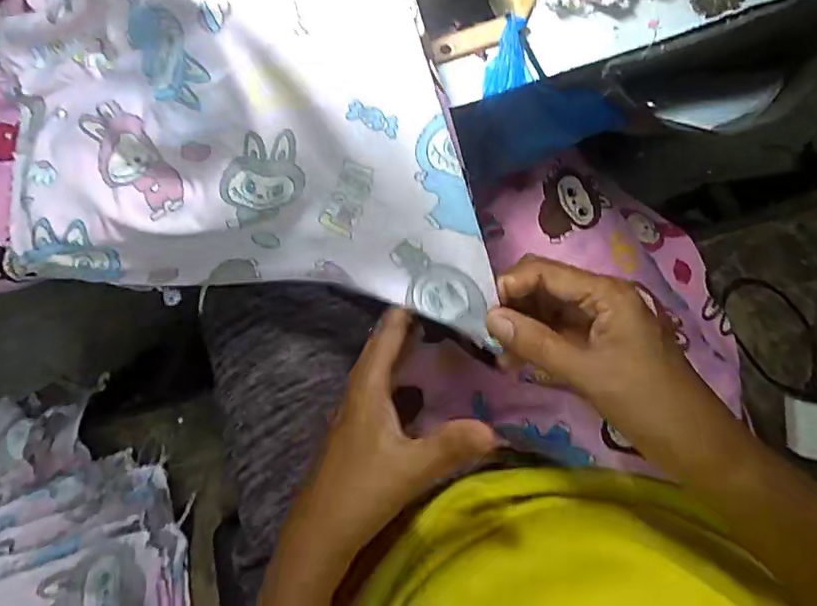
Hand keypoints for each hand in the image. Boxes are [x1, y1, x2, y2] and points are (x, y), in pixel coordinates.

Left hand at [309, 307, 498, 546]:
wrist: (321, 530)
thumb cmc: (362, 489)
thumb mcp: (411, 468)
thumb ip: (452, 446)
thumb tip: (495, 429)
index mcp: (368, 384)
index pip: (388, 332)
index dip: (409, 307)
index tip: (435, 287)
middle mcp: (359, 386)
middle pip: (384, 343)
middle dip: (411, 324)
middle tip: (445, 308)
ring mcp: (356, 406)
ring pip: (382, 365)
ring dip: (405, 349)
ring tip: (436, 337)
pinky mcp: (359, 425)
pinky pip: (383, 385)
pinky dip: (402, 375)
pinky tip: (419, 387)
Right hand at [485, 255, 719, 440]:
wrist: (703, 449)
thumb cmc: (648, 404)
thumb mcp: (586, 373)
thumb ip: (536, 343)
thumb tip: (489, 317)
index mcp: (605, 291)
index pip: (544, 271)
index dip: (510, 286)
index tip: (484, 315)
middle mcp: (602, 296)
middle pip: (545, 287)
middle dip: (514, 308)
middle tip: (489, 339)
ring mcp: (603, 320)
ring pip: (550, 311)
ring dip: (524, 329)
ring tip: (501, 358)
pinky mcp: (603, 344)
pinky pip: (561, 333)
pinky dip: (540, 345)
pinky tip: (520, 364)